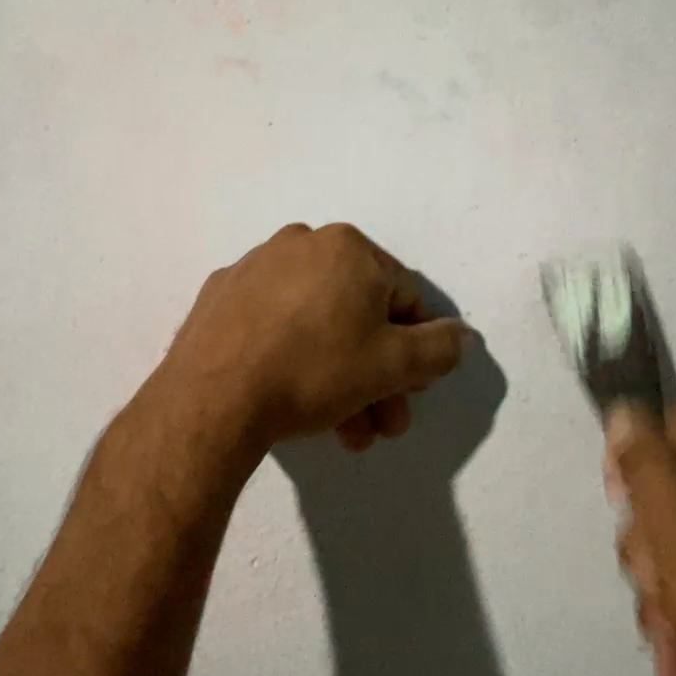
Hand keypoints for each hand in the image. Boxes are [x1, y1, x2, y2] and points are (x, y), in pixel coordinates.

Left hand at [153, 223, 470, 451]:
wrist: (212, 400)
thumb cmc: (315, 371)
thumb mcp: (395, 365)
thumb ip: (440, 348)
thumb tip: (462, 337)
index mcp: (348, 247)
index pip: (405, 298)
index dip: (418, 348)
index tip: (413, 391)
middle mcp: (302, 243)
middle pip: (358, 314)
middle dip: (377, 375)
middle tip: (381, 424)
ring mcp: (254, 268)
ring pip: (317, 323)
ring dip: (340, 377)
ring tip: (344, 431)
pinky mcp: (219, 297)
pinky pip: (274, 324)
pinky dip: (293, 356)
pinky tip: (293, 399)